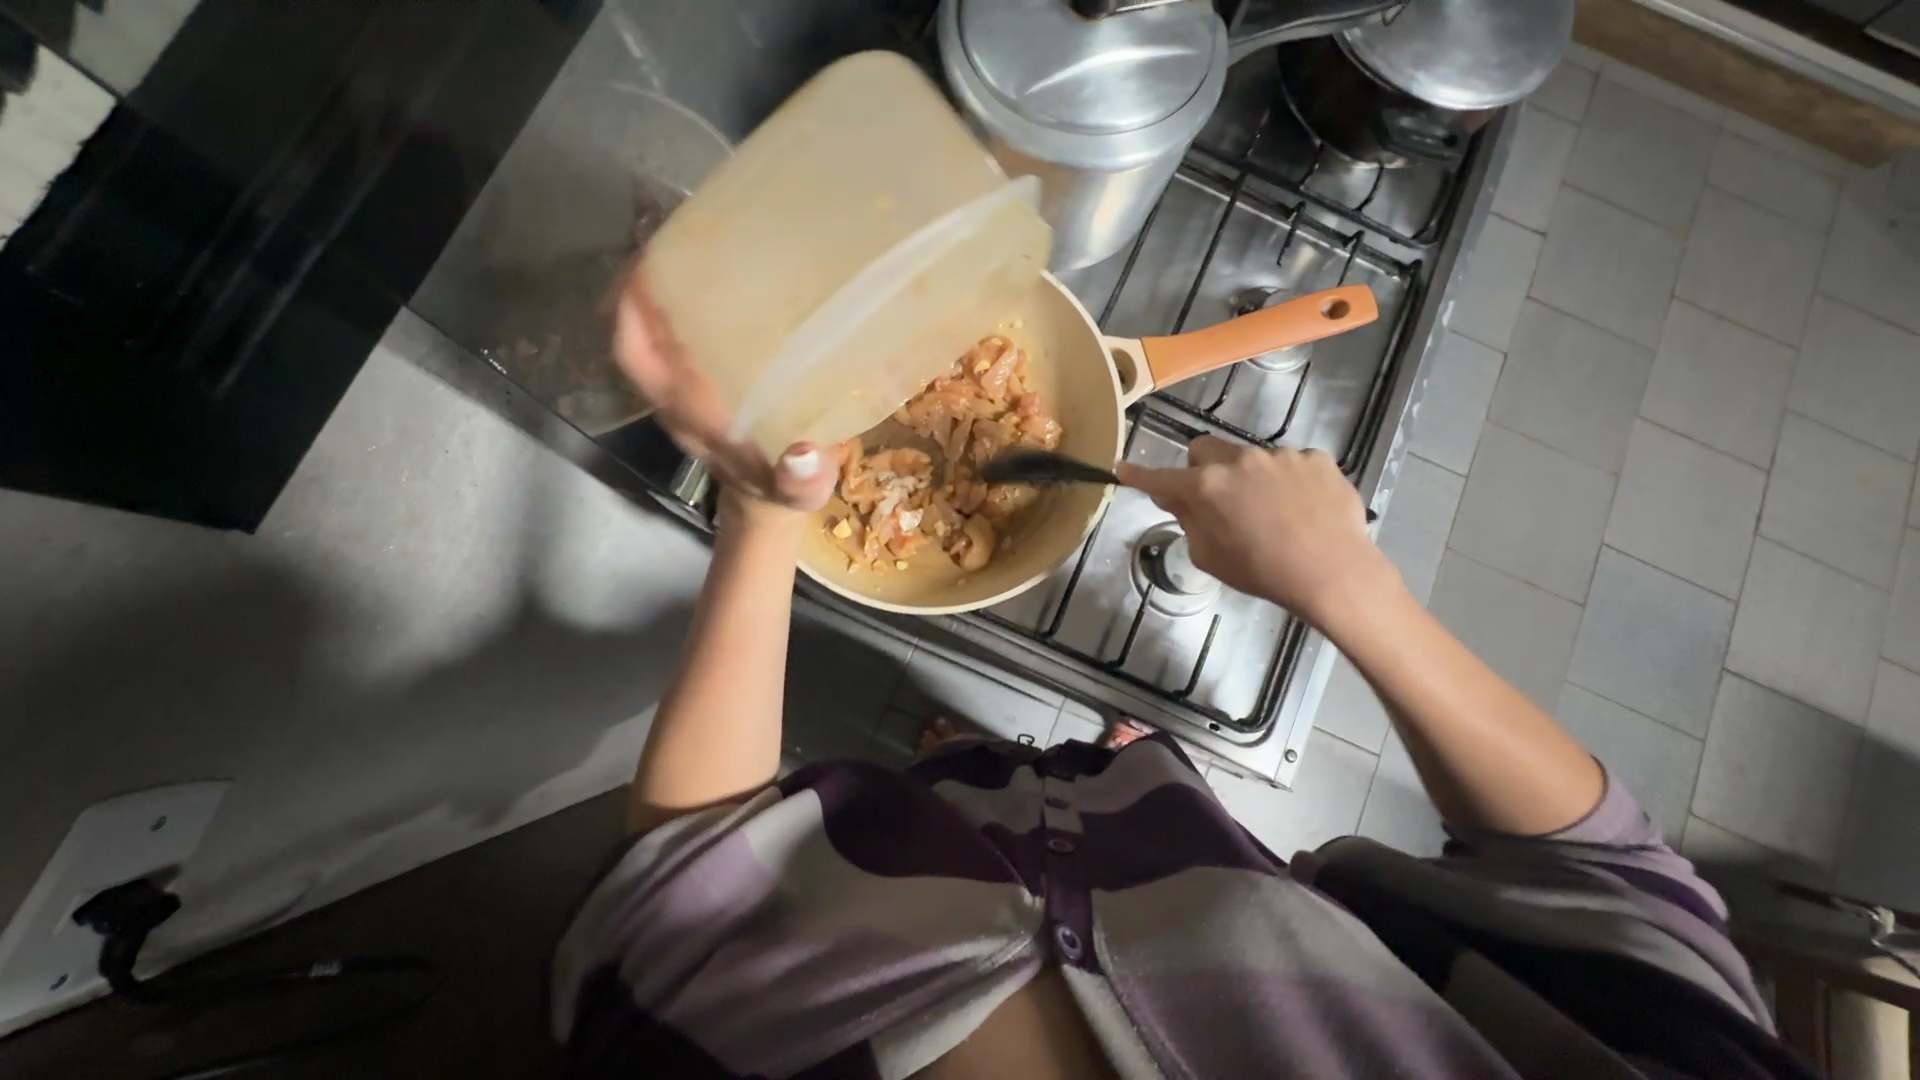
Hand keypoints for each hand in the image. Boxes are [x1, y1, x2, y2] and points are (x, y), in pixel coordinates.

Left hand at [612, 267, 834, 512]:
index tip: (648, 261)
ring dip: (654, 296)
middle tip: (668, 240)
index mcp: (691, 412)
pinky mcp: (694, 389)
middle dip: (639, 289)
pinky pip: (670, 343)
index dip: (634, 310)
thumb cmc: (785, 492)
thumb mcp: (802, 490)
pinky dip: (676, 311)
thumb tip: (803, 456)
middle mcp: (673, 399)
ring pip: (648, 338)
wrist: (771, 503)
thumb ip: (802, 480)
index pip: (640, 356)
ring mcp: (678, 394)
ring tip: (683, 250)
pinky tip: (705, 284)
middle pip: (633, 337)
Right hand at [1118, 438, 1398, 626]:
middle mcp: (1239, 460)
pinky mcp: (1316, 458)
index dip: (1139, 476)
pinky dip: (1289, 482)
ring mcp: (1281, 455)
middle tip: (1215, 498)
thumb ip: (1188, 520)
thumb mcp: (1210, 556)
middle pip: (1205, 448)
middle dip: (1202, 468)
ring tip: (1272, 513)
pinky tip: (1302, 509)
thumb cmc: (1262, 572)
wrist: (1333, 571)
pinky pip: (1292, 464)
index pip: (1161, 477)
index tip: (1122, 469)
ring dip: (1250, 478)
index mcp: (1207, 486)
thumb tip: (1176, 497)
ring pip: (1251, 458)